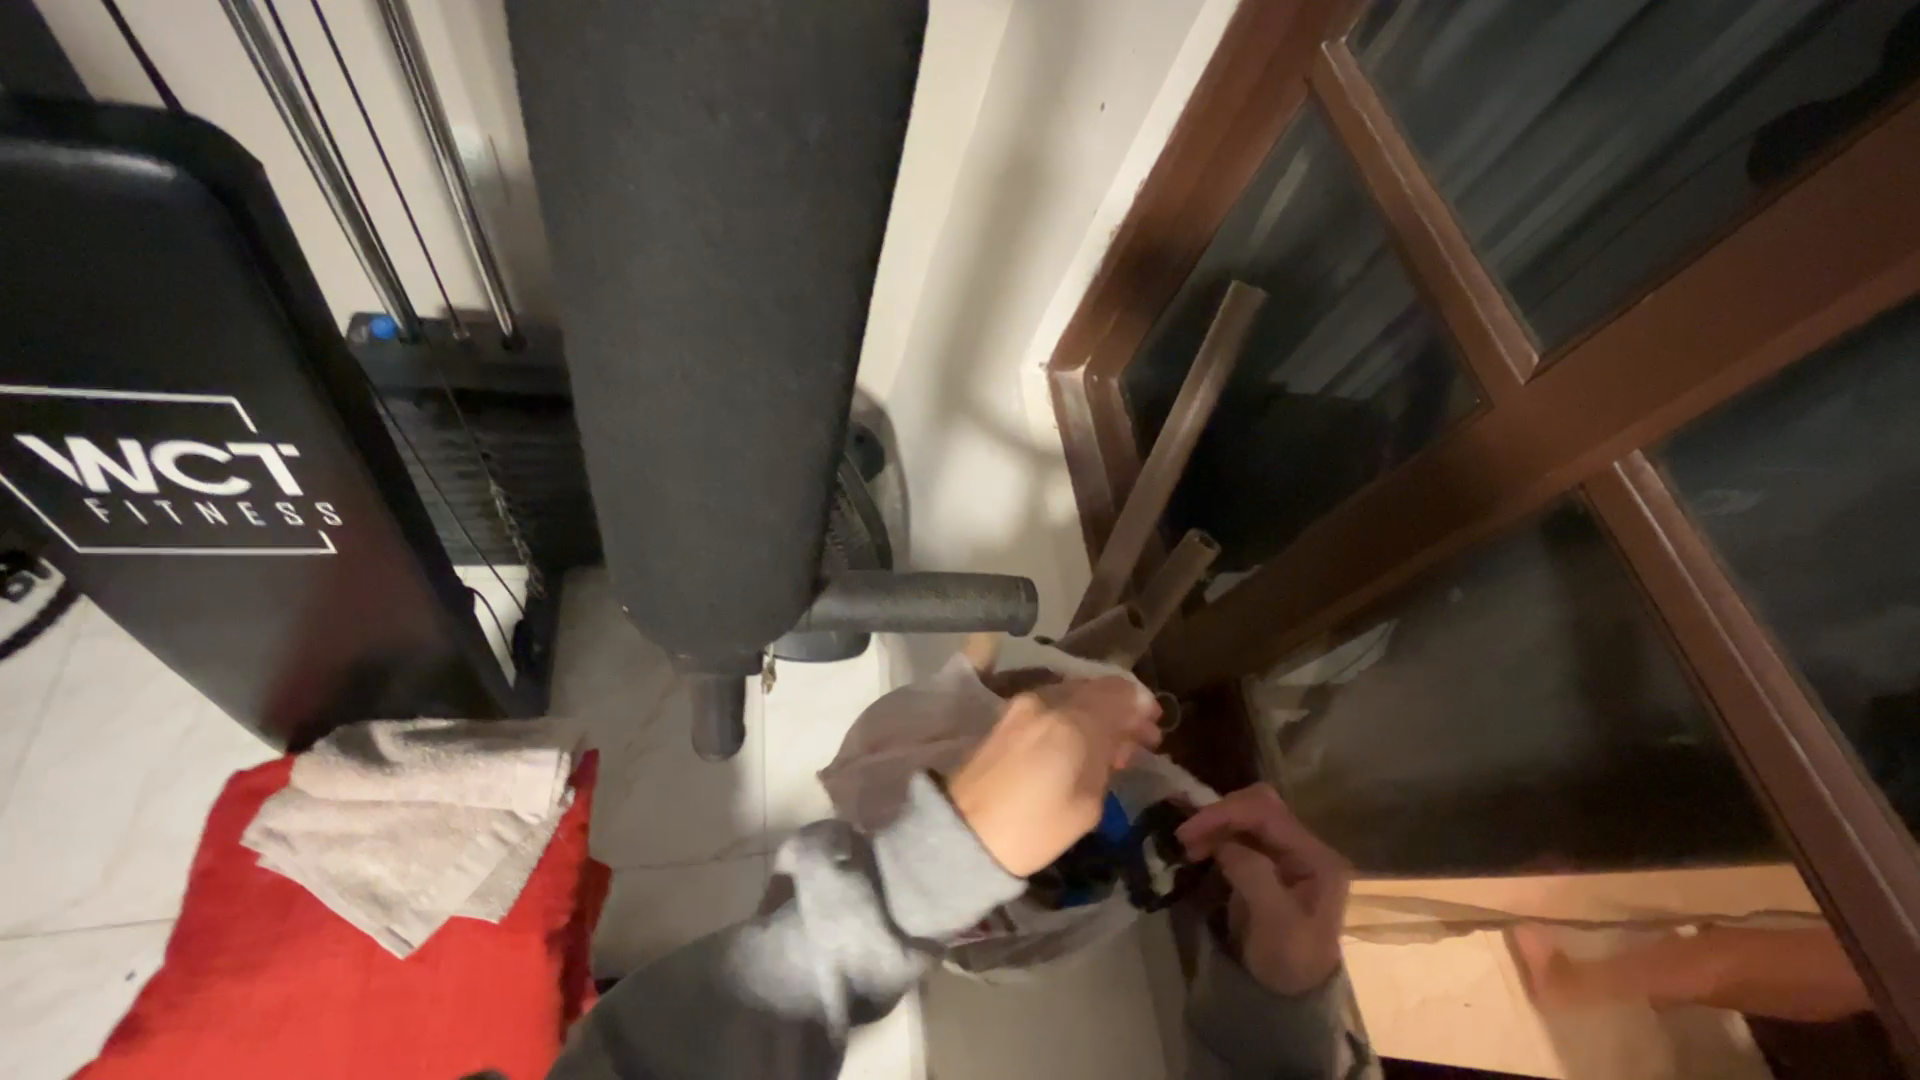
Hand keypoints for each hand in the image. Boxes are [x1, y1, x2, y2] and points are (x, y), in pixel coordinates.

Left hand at [947, 676, 1161, 876]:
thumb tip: (1115, 742)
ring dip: (1095, 713)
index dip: (1141, 704)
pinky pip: (1049, 706)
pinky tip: (1078, 745)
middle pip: (1094, 689)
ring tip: (1110, 748)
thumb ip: (1106, 761)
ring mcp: (1021, 706)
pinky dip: (1070, 718)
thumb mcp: (1087, 804)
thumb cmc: (1033, 829)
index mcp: (1071, 722)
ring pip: (1071, 695)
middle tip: (1138, 740)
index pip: (1118, 691)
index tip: (1153, 727)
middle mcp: (1046, 702)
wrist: (963, 834)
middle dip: (1120, 709)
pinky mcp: (1004, 717)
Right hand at [1177, 785, 1350, 994]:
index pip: (1267, 813)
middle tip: (1187, 836)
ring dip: (1214, 823)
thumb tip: (1225, 844)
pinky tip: (1199, 849)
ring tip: (1188, 846)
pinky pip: (1239, 832)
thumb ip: (1254, 876)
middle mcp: (1304, 846)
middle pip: (1258, 805)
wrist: (1290, 996)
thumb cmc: (1289, 961)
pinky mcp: (1268, 861)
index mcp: (1315, 856)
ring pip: (1246, 815)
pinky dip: (1216, 834)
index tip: (1187, 831)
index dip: (1224, 813)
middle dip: (1219, 813)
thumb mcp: (1276, 924)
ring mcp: (1287, 853)